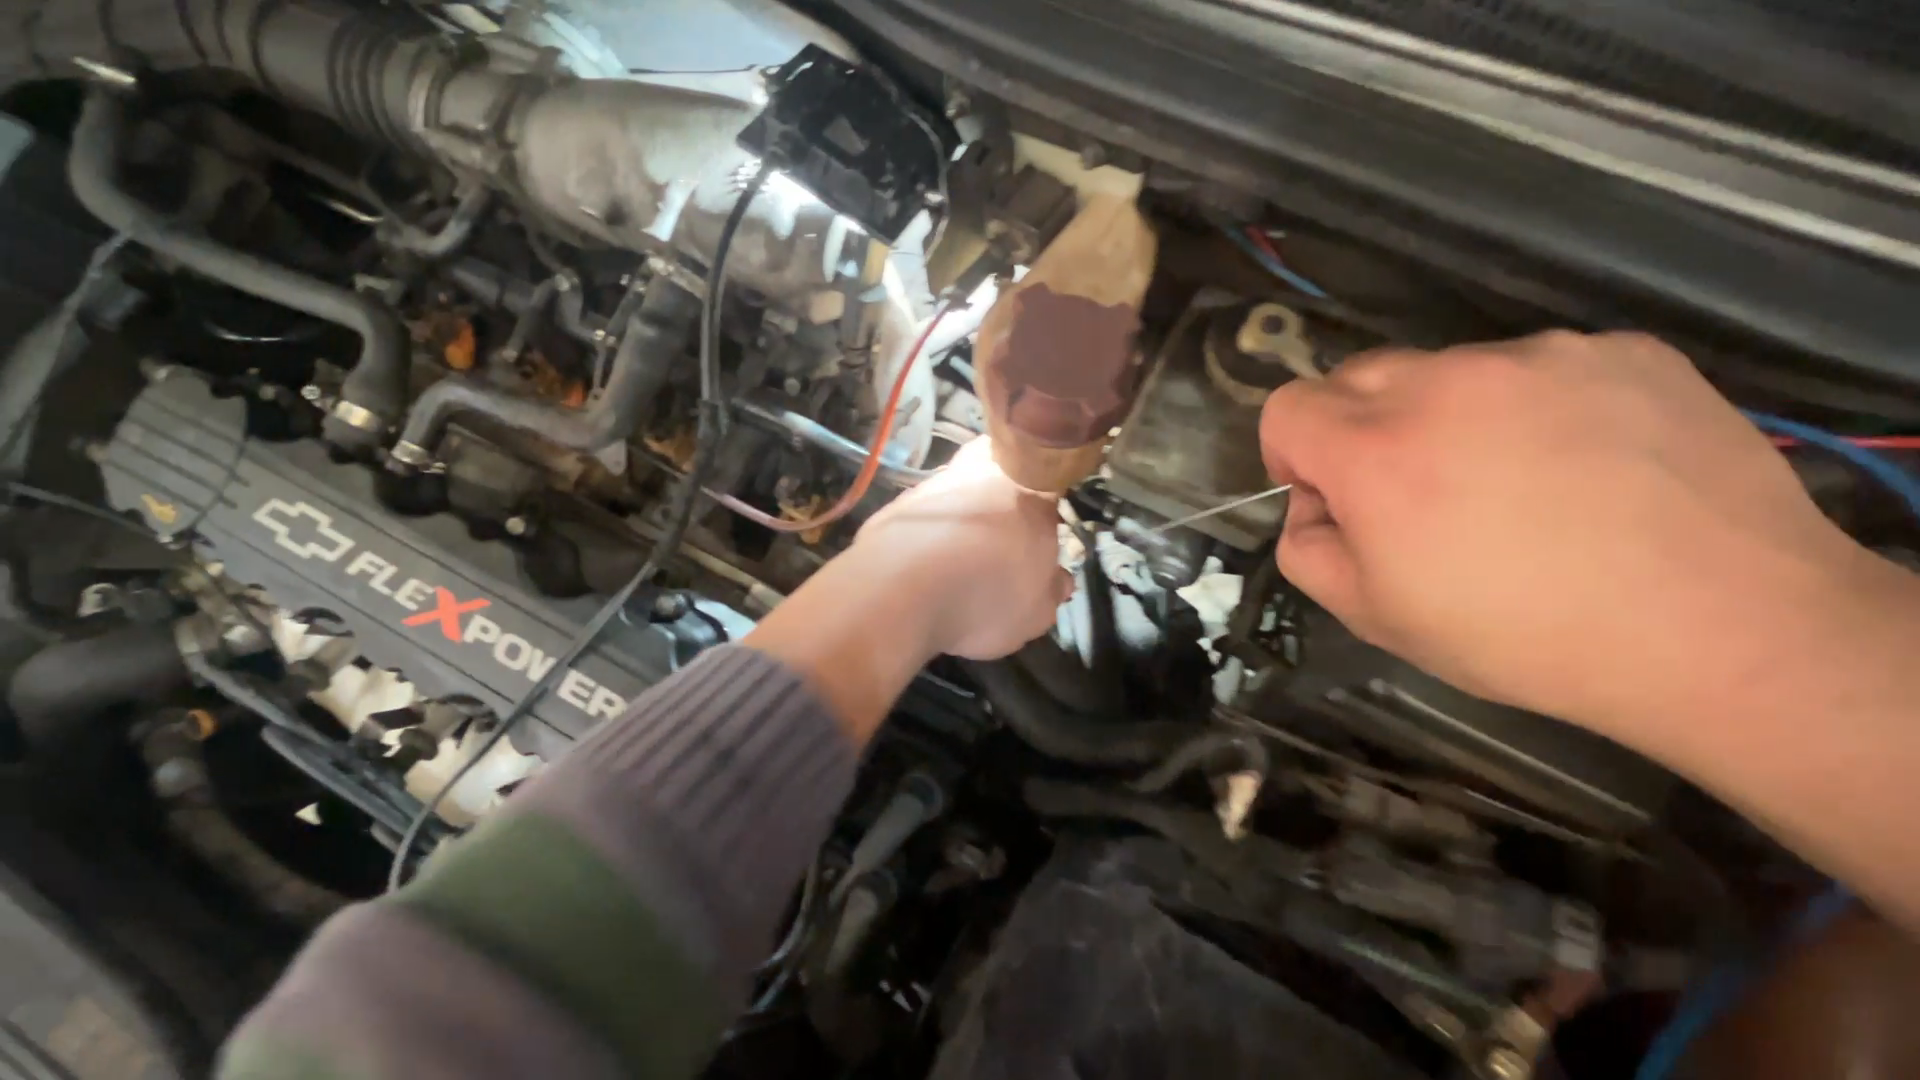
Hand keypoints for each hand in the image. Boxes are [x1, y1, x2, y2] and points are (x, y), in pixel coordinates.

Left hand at [853, 439, 1072, 659]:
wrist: (899, 590)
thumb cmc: (986, 597)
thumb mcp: (1035, 613)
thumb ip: (1050, 592)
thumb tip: (1059, 580)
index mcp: (1033, 493)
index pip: (1051, 479)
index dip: (1049, 500)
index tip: (1045, 526)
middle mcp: (987, 472)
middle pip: (1002, 473)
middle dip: (1003, 499)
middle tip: (1003, 539)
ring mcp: (939, 482)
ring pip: (960, 491)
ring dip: (962, 517)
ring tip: (958, 560)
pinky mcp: (899, 501)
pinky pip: (926, 514)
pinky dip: (930, 533)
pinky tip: (926, 564)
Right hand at [1258, 329, 1907, 729]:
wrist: (1722, 628)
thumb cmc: (1524, 636)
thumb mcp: (1377, 619)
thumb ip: (1307, 551)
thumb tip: (1313, 507)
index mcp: (1375, 452)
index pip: (1287, 408)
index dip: (1291, 454)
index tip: (1328, 496)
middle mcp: (1446, 383)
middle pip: (1358, 376)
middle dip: (1359, 429)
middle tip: (1415, 495)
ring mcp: (1540, 357)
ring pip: (1451, 370)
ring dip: (1451, 416)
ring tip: (1515, 485)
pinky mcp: (1621, 352)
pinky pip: (1540, 367)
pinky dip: (1536, 407)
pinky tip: (1584, 468)